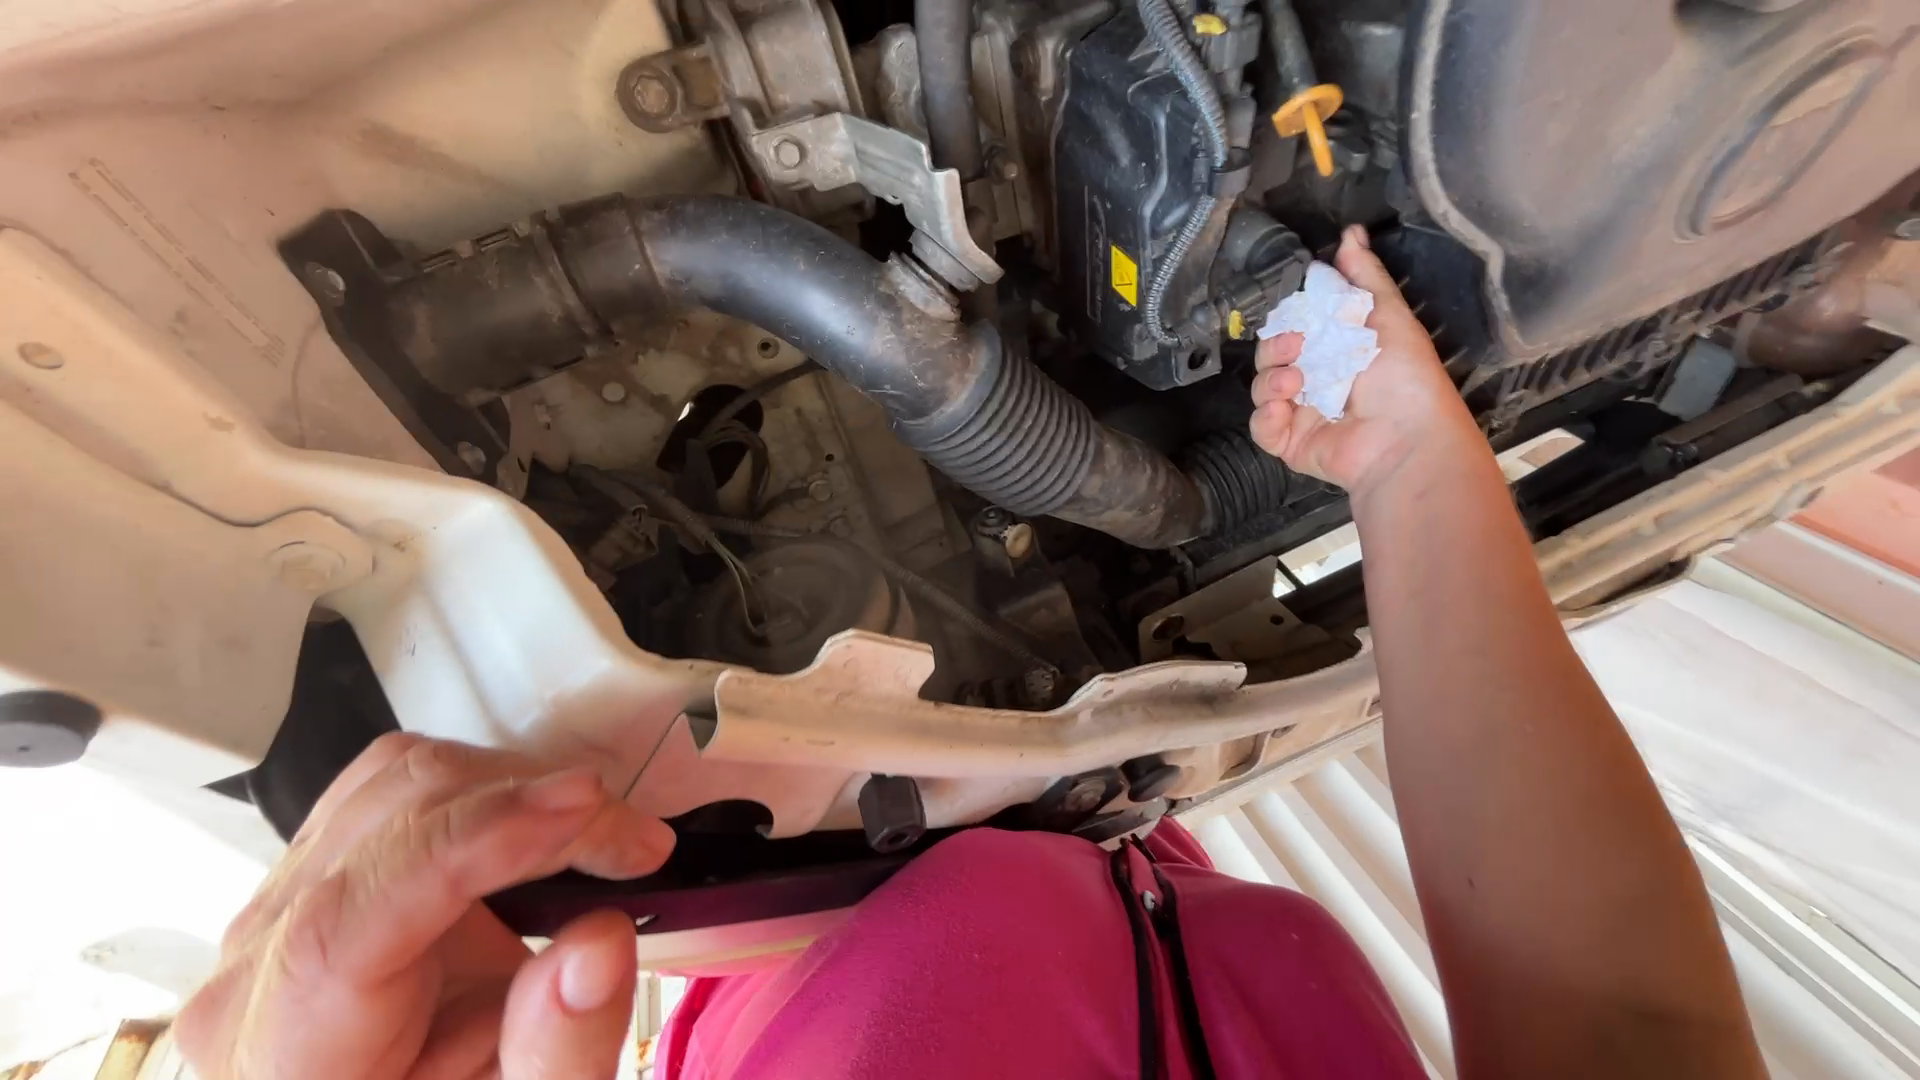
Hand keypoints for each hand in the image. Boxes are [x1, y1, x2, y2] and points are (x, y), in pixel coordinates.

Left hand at [177, 734, 675, 1079]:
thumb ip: (562, 1051)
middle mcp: (256, 966)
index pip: (348, 921)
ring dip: (523, 790)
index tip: (588, 805)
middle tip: (637, 847)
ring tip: (597, 839)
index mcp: (290, 1057)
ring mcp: (282, 901)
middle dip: (538, 809)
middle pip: (395, 822)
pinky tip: (537, 830)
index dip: (472, 843)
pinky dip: (490, 784)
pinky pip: (400, 778)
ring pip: (403, 778)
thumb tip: (601, 936)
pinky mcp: (321, 861)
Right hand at [1249, 225, 1482, 498]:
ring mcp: (1298, 413)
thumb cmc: (1405, 378)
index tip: (1296, 315)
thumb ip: (1364, 276)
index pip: (1293, 328)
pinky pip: (1260, 426)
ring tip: (1295, 384)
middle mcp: (1314, 380)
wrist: (1404, 438)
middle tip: (1297, 347)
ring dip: (1271, 381)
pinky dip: (1266, 417)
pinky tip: (1284, 410)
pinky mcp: (1288, 442)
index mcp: (1334, 350)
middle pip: (1269, 356)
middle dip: (1275, 348)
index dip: (1287, 319)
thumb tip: (1351, 233)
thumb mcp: (1386, 315)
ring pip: (1261, 389)